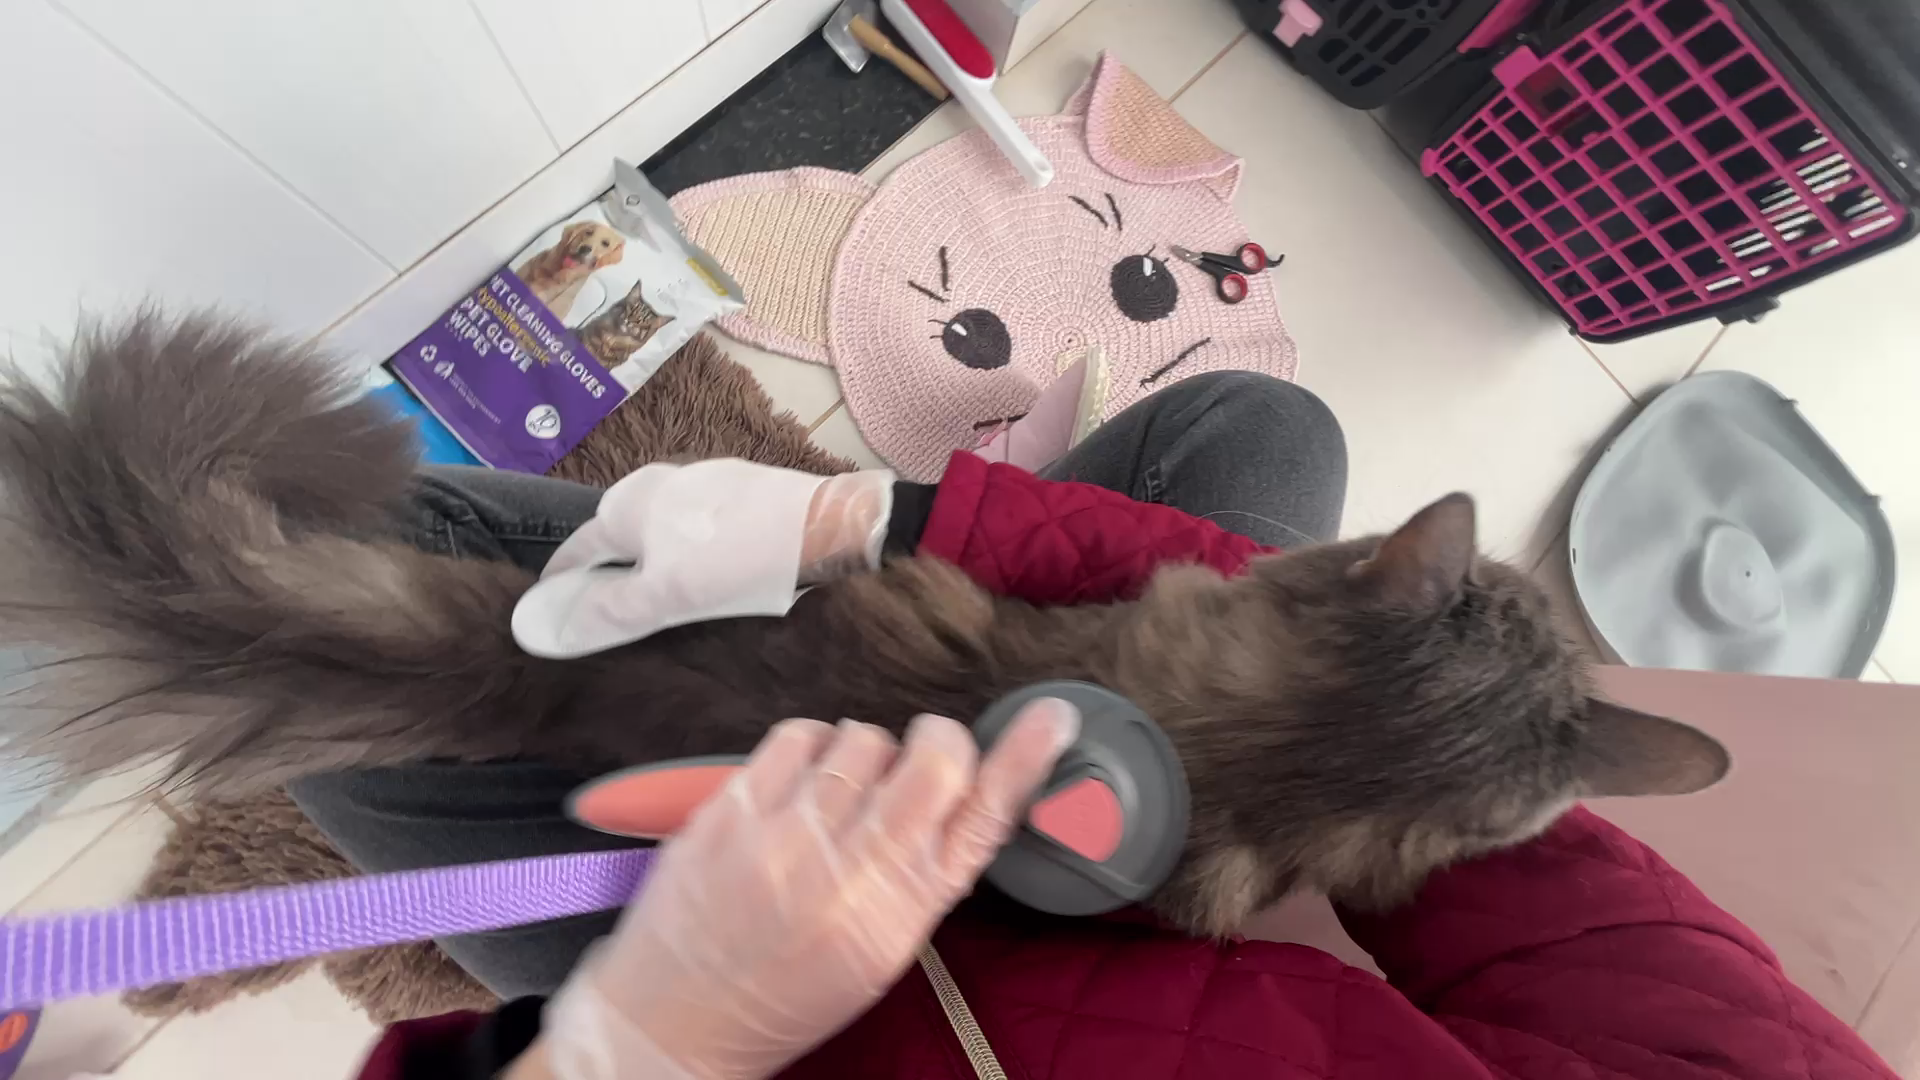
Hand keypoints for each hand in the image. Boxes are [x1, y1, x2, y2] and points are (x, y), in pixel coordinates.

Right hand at [512, 461, 893, 657]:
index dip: (564, 591)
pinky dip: (695, 553)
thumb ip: (604, 612)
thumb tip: (538, 630)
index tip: (562, 623)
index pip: (575, 552)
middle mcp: (659, 481)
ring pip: (663, 533)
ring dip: (659, 566)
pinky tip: (718, 576)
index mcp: (627, 503)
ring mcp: (704, 479)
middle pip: (620, 541)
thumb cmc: (740, 561)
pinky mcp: (743, 488)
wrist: (829, 526)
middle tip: (623, 624)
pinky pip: (700, 528)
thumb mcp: (666, 596)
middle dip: (616, 579)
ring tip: (673, 605)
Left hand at [520, 699, 1078, 1079]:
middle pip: (933, 758)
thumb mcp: (880, 943)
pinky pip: (802, 731)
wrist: (674, 1025)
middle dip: (937, 740)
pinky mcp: (734, 810)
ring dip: (864, 752)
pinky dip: (812, 745)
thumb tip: (964, 785)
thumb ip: (925, 866)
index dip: (1024, 760)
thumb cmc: (789, 986)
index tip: (1052, 715)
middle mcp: (851, 873)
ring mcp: (787, 838)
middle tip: (918, 754)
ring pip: (866, 736)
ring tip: (838, 793)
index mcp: (899, 914)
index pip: (982, 821)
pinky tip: (800, 782)